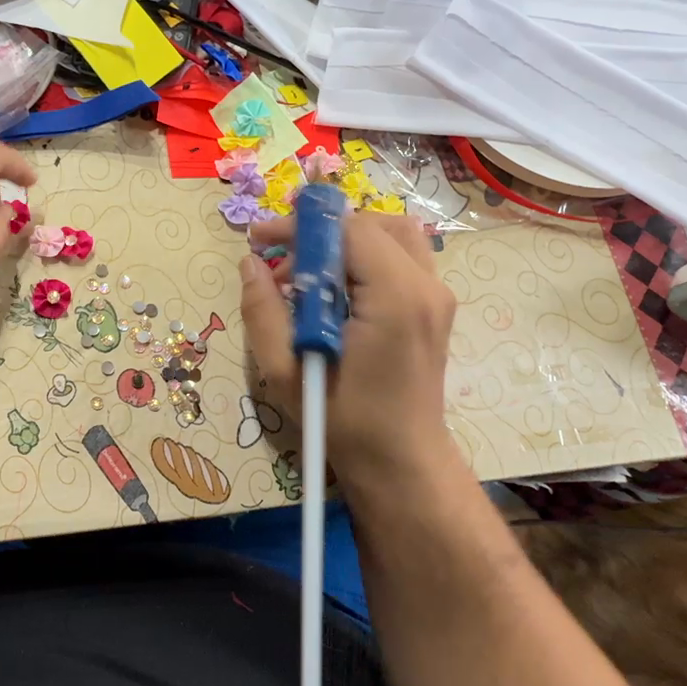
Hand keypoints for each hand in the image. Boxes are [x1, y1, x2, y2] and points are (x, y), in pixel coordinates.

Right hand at [237, 212, 457, 488]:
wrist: (401, 461)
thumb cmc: (341, 422)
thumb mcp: (285, 371)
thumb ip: (263, 311)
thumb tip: (250, 263)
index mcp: (394, 300)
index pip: (348, 231)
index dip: (300, 227)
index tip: (259, 241)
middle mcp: (426, 287)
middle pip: (372, 224)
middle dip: (319, 231)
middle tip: (277, 259)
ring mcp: (437, 296)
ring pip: (392, 234)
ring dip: (343, 240)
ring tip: (305, 272)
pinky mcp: (434, 307)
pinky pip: (401, 257)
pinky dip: (363, 257)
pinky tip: (333, 289)